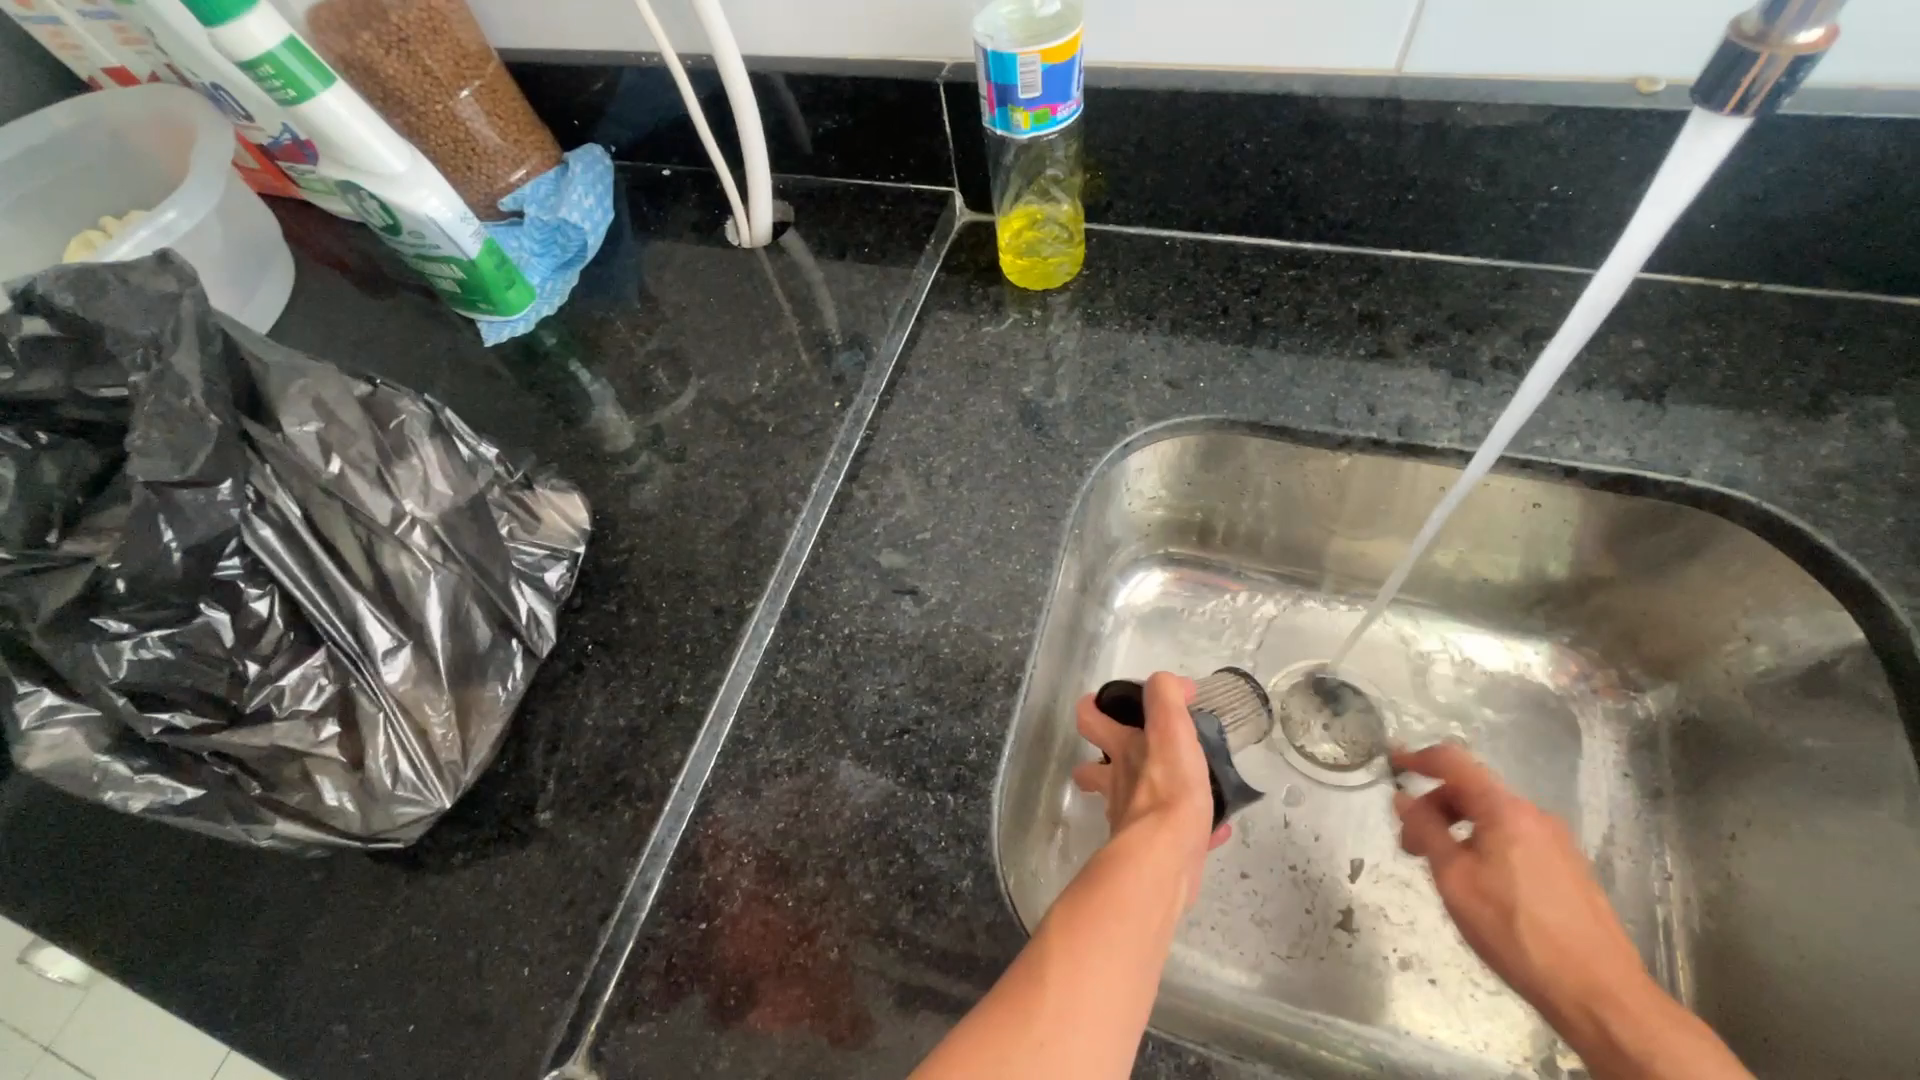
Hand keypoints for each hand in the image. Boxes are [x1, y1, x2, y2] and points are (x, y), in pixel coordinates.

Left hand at [1071, 673, 1231, 907]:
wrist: (1167, 855)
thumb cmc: (1167, 786)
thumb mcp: (1169, 728)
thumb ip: (1166, 697)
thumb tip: (1176, 685)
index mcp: (1121, 752)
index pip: (1088, 720)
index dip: (1091, 707)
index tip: (1103, 702)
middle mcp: (1118, 785)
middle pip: (1093, 771)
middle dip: (1102, 762)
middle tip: (1131, 752)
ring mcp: (1132, 821)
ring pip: (1133, 805)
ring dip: (1152, 795)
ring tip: (1181, 787)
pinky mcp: (1155, 851)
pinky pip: (1173, 835)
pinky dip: (1193, 829)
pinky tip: (1217, 827)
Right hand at [1391, 743, 1654, 1039]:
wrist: (1597, 992)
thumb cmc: (1513, 930)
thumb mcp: (1453, 878)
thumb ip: (1425, 830)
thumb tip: (1404, 798)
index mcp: (1505, 810)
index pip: (1454, 762)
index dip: (1417, 758)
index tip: (1391, 764)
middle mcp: (1535, 816)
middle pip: (1473, 792)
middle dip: (1434, 808)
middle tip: (1409, 847)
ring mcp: (1558, 842)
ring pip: (1493, 818)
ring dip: (1458, 830)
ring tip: (1442, 871)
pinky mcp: (1570, 869)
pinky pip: (1514, 839)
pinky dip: (1484, 846)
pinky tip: (1479, 886)